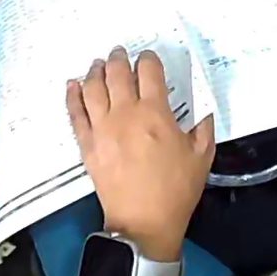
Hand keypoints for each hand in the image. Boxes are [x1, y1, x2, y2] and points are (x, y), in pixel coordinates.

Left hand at [66, 47, 213, 261]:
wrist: (144, 222)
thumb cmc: (176, 189)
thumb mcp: (202, 155)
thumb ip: (204, 127)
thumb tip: (202, 112)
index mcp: (155, 113)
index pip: (149, 72)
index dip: (149, 59)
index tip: (149, 58)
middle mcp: (125, 114)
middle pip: (116, 74)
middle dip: (119, 58)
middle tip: (120, 53)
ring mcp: (102, 129)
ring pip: (93, 88)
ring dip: (96, 71)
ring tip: (99, 63)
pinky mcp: (87, 145)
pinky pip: (75, 113)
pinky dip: (73, 95)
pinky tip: (73, 84)